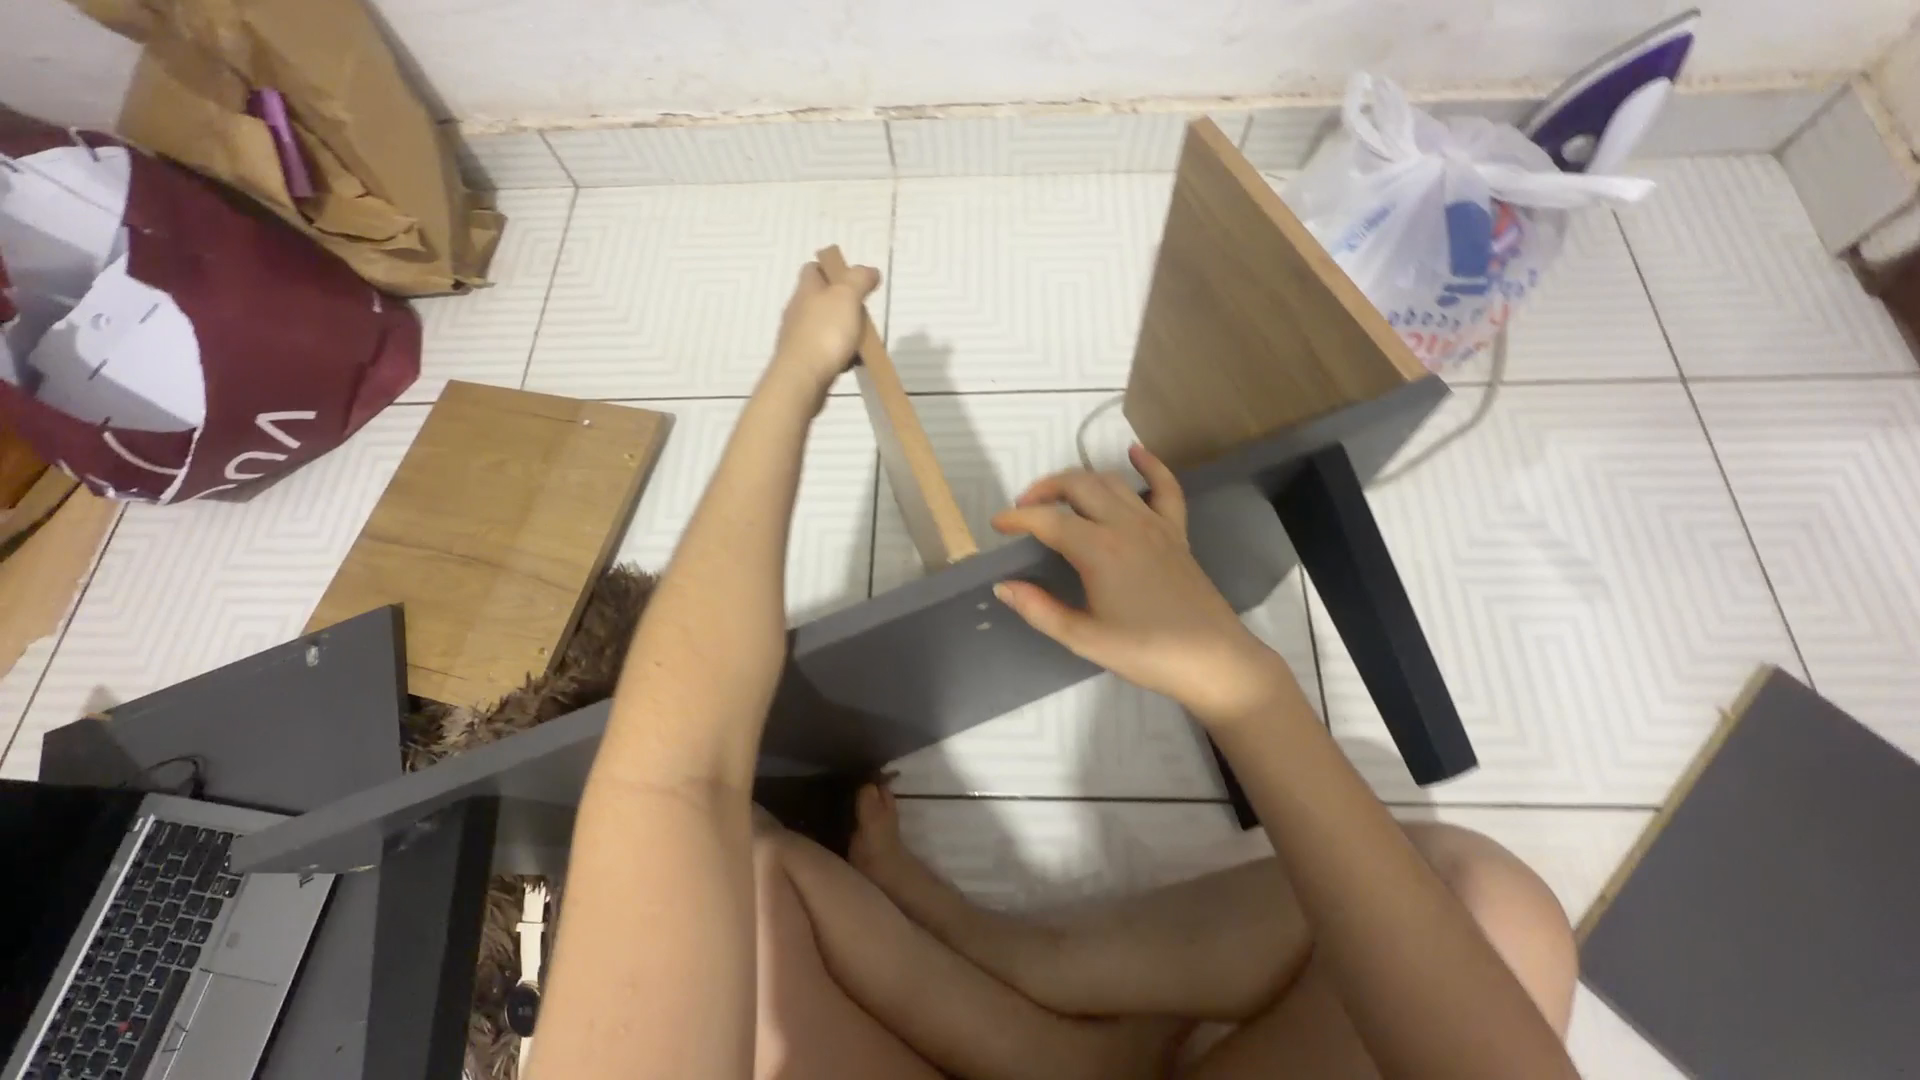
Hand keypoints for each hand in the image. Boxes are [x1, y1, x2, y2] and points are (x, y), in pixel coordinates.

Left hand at [767, 260, 880, 397]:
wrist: (802, 379)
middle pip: (821, 299)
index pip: (813, 269)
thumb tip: (869, 270)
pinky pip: (825, 351)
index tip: (854, 281)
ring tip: (862, 341)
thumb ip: (859, 280)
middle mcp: (798, 310)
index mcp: (806, 290)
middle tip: (864, 314)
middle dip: (844, 305)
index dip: (833, 270)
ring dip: (843, 331)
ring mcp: (798, 337)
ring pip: (824, 326)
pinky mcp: (803, 361)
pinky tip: (851, 362)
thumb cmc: (825, 333)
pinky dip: (839, 353)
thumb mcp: (847, 297)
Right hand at [991, 445, 1297, 723]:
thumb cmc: (1146, 652)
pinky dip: (1150, 465)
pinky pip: (1165, 487)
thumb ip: (1040, 609)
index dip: (1017, 518)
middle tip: (1024, 508)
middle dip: (1045, 489)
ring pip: (1111, 482)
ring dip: (1080, 479)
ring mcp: (1154, 524)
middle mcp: (1125, 525)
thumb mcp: (1084, 638)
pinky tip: (1135, 452)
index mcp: (1099, 550)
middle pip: (1078, 486)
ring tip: (1058, 495)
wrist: (1212, 660)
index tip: (997, 524)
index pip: (1048, 520)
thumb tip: (1004, 586)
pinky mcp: (1176, 532)